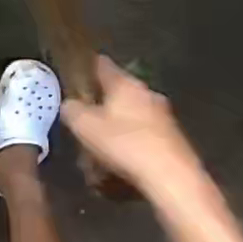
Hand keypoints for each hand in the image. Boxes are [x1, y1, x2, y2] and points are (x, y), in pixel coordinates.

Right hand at [60, 55, 204, 194]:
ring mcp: (163, 115)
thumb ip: (71, 109)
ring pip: (130, 113)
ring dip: (114, 124)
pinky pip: (141, 133)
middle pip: (117, 91)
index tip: (74, 73)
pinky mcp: (172, 137)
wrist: (172, 177)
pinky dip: (128, 141)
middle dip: (100, 102)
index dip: (86, 66)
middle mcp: (146, 93)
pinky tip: (118, 160)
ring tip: (97, 146)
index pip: (102, 64)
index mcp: (124, 83)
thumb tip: (70, 104)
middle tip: (82, 118)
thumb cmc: (123, 144)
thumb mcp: (83, 125)